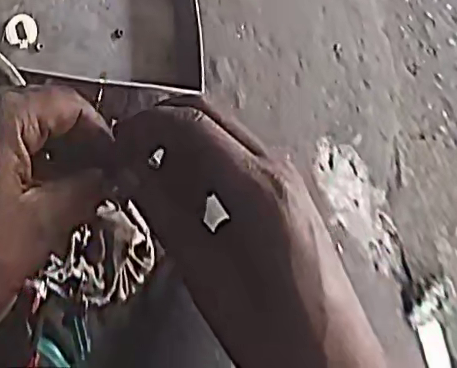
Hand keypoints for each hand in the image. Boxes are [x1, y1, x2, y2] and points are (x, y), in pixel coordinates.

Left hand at [0, 84, 111, 344]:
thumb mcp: (37, 227)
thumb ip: (84, 191)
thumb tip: (109, 177)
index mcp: (2, 112)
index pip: (72, 104)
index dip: (102, 136)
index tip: (119, 164)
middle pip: (50, 113)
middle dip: (81, 149)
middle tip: (105, 183)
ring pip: (29, 130)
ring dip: (57, 159)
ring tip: (79, 198)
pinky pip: (5, 143)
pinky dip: (29, 166)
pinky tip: (44, 200)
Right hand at [115, 97, 385, 367]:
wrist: (337, 367)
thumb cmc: (284, 338)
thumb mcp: (209, 278)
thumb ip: (166, 216)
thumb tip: (131, 174)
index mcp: (260, 188)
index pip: (192, 123)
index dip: (147, 124)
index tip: (119, 139)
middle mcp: (277, 171)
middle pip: (208, 114)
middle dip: (161, 126)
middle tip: (128, 153)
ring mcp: (285, 178)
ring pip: (220, 132)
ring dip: (182, 148)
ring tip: (157, 190)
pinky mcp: (285, 192)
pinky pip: (236, 156)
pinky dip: (204, 164)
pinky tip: (190, 203)